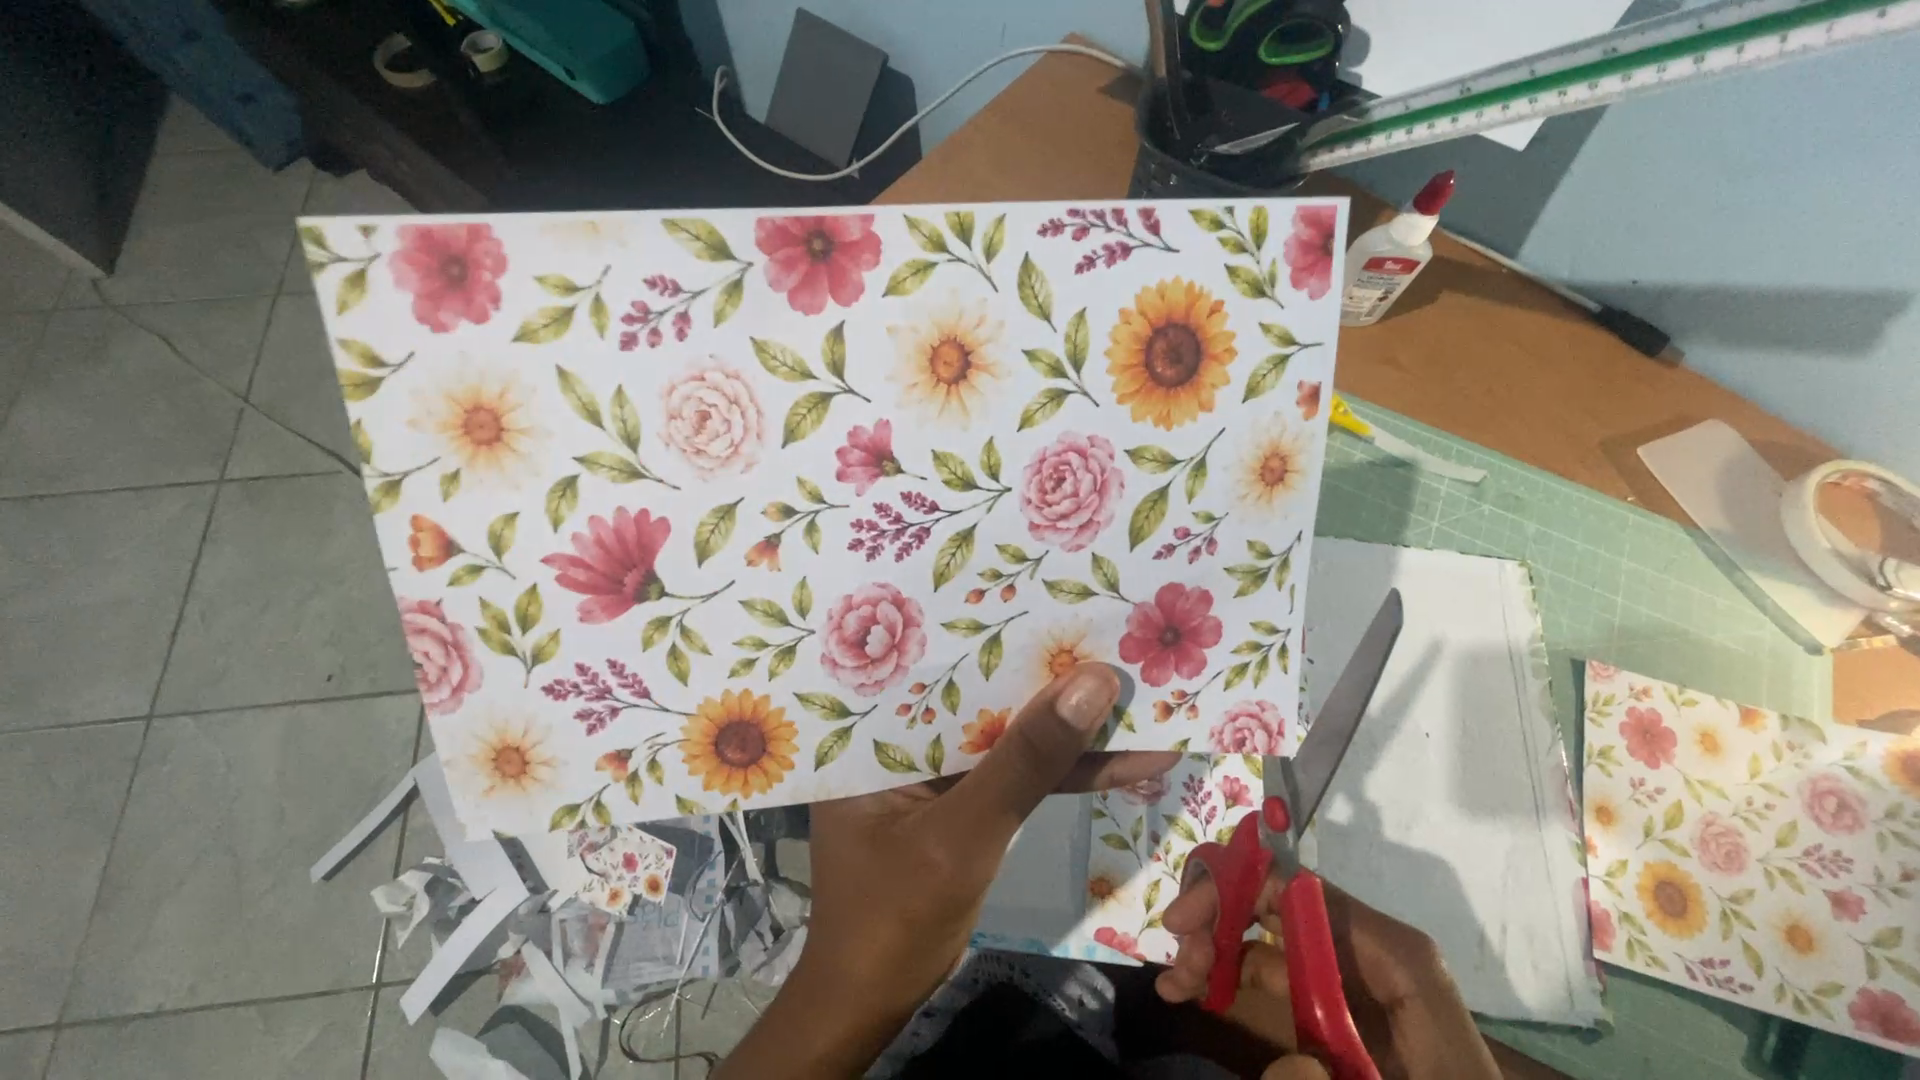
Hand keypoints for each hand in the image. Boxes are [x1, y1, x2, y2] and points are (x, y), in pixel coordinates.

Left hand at [716, 662, 1179, 1078]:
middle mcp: (900, 738)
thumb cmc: (896, 916)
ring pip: (1007, 734)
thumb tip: (1092, 682)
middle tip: (1113, 634)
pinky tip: (1125, 760)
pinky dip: (1064, 772)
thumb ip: (1024, 762)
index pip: (939, 664)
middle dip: (1046, 674)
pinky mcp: (961, 802)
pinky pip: (1016, 774)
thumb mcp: (963, 835)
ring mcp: (934, 772)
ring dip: (1067, 726)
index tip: (1067, 603)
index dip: (1004, 635)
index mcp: (872, 729)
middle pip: (980, 694)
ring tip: (1137, 691)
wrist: (875, 1000)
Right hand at [1154, 876, 1499, 1079]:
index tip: (1182, 921)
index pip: (1300, 888)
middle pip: (1274, 899)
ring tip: (1174, 983)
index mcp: (1393, 953)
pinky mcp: (1337, 997)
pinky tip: (1192, 990)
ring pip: (1265, 932)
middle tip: (1176, 957)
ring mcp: (1350, 969)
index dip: (1232, 888)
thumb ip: (1335, 1079)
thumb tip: (1290, 1067)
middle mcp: (1368, 944)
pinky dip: (1230, 971)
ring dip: (1214, 947)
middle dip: (1216, 918)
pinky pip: (1275, 966)